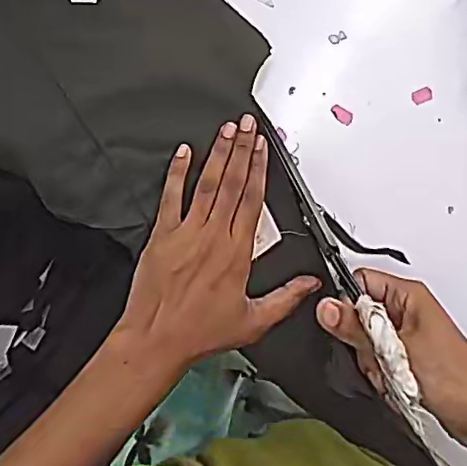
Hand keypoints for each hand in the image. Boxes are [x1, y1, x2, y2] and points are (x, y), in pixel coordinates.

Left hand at [112, 115, 320, 380]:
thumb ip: (286, 299)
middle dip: (242, 149)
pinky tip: (184, 153)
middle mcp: (213, 237)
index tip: (263, 148)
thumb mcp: (253, 321)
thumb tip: (310, 285)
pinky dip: (178, 173)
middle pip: (233, 184)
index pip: (253, 200)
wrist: (156, 340)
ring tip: (226, 130)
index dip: (260, 169)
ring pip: (207, 184)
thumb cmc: (199, 332)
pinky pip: (172, 197)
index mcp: (236, 254)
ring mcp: (187, 233)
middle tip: (248, 125)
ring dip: (218, 154)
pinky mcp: (163, 235)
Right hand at [317, 270, 466, 452]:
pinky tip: (397, 386)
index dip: (346, 302)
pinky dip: (382, 377)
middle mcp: (408, 311)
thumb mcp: (397, 351)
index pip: (359, 280)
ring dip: (373, 364)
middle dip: (362, 342)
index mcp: (409, 295)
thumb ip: (357, 328)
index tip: (346, 325)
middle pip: (359, 314)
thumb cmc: (459, 381)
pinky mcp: (408, 359)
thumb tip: (328, 307)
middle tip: (379, 357)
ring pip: (367, 342)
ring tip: (394, 375)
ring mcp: (408, 336)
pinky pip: (379, 362)